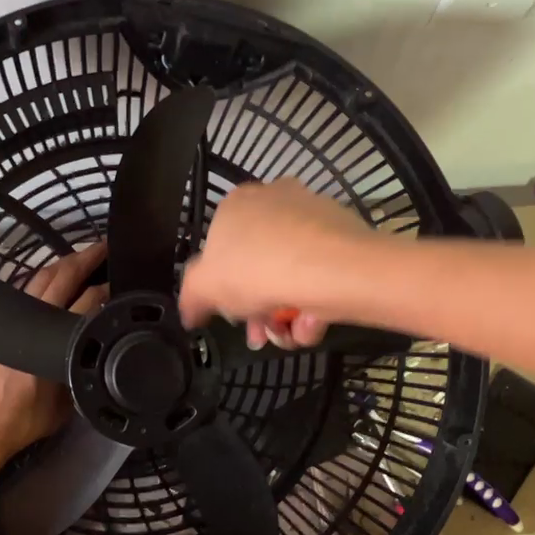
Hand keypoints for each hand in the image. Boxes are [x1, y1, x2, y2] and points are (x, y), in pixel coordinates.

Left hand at [0, 243, 107, 472]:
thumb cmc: (24, 420)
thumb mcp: (68, 401)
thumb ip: (84, 372)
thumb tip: (98, 355)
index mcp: (52, 336)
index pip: (88, 299)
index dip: (108, 287)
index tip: (124, 279)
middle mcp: (31, 318)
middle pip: (61, 275)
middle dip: (85, 258)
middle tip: (106, 247)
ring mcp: (11, 318)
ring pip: (39, 278)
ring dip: (62, 264)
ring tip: (83, 259)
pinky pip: (25, 291)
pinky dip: (43, 280)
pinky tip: (53, 283)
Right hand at [179, 179, 375, 347]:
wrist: (335, 268)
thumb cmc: (258, 270)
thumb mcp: (205, 287)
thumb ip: (190, 298)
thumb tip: (189, 312)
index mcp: (236, 204)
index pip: (219, 247)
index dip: (223, 287)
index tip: (232, 314)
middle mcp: (274, 199)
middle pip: (257, 265)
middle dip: (257, 309)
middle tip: (262, 335)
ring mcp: (313, 214)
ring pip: (290, 273)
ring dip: (286, 312)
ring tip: (291, 335)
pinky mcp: (344, 234)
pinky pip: (320, 272)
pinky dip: (315, 302)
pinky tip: (315, 322)